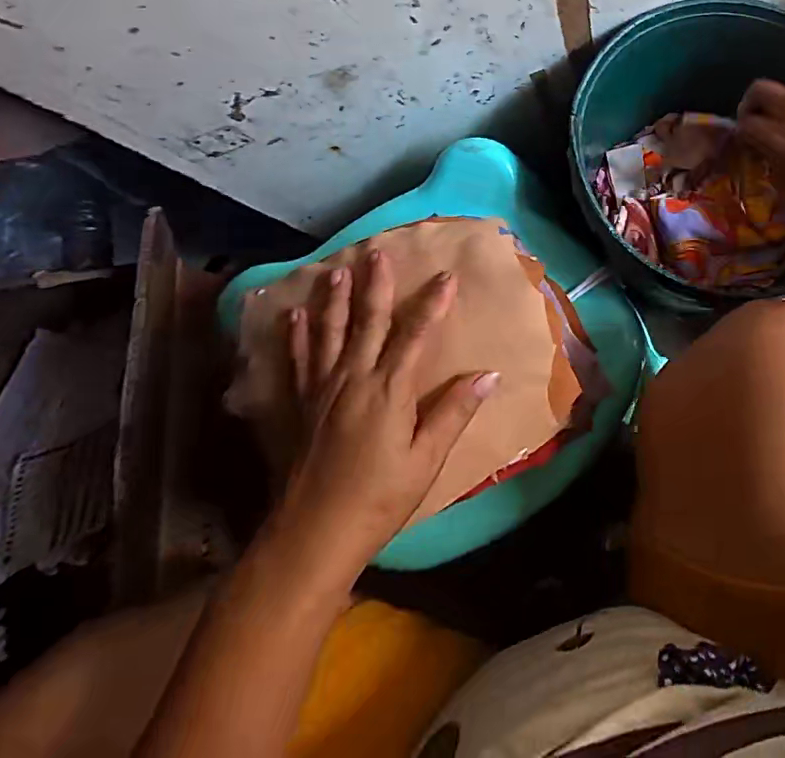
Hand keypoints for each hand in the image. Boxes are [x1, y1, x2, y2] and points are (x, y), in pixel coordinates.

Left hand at [239, 249, 497, 577]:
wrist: (313, 533)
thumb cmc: (379, 499)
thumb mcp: (426, 460)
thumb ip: (453, 413)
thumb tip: (489, 375)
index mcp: (388, 391)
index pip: (415, 336)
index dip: (432, 304)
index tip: (446, 276)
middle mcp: (353, 380)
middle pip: (367, 323)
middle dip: (376, 286)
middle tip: (377, 252)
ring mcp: (322, 391)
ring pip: (330, 333)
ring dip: (335, 300)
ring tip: (337, 270)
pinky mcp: (300, 406)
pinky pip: (299, 361)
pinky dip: (298, 336)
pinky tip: (295, 315)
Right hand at [736, 79, 784, 201]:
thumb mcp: (767, 140)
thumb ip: (748, 128)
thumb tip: (740, 126)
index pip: (756, 88)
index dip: (743, 106)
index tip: (742, 129)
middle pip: (768, 104)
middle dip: (756, 124)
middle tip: (752, 146)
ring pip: (780, 120)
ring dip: (769, 137)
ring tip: (767, 157)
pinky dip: (784, 145)